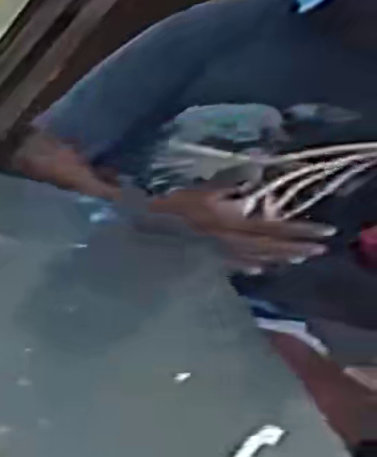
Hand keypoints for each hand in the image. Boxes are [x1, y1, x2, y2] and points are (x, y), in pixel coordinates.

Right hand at [152, 187, 333, 269]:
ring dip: (273, 258)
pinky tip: (256, 269)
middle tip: (318, 251)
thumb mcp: (196, 189)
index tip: (325, 231)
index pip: (269, 226)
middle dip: (292, 248)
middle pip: (263, 244)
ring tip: (294, 259)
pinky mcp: (193, 253)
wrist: (131, 217)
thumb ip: (225, 189)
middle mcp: (220, 236)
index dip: (298, 228)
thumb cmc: (161, 200)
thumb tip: (252, 187)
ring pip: (247, 255)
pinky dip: (242, 266)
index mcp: (223, 219)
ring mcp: (205, 247)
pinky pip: (222, 262)